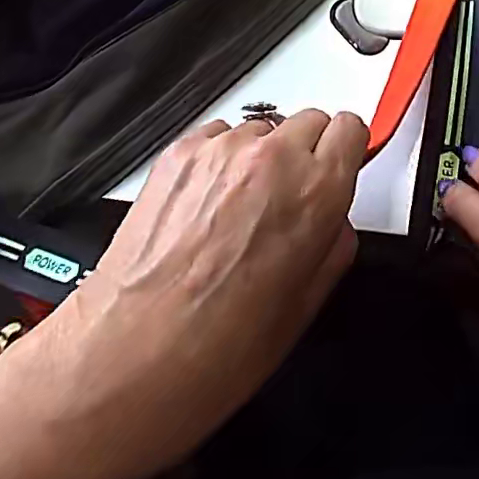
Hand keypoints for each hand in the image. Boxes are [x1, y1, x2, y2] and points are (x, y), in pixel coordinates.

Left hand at [0, 109, 365, 478]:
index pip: (351, 128)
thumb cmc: (217, 347)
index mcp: (316, 192)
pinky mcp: (176, 155)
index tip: (339, 166)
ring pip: (263, 129)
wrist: (127, 358)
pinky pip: (217, 136)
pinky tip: (208, 206)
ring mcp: (219, 152)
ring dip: (263, 157)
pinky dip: (221, 160)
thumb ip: (334, 246)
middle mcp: (272, 160)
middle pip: (310, 120)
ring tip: (241, 210)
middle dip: (309, 152)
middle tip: (292, 195)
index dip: (347, 150)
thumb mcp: (306, 305)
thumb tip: (333, 223)